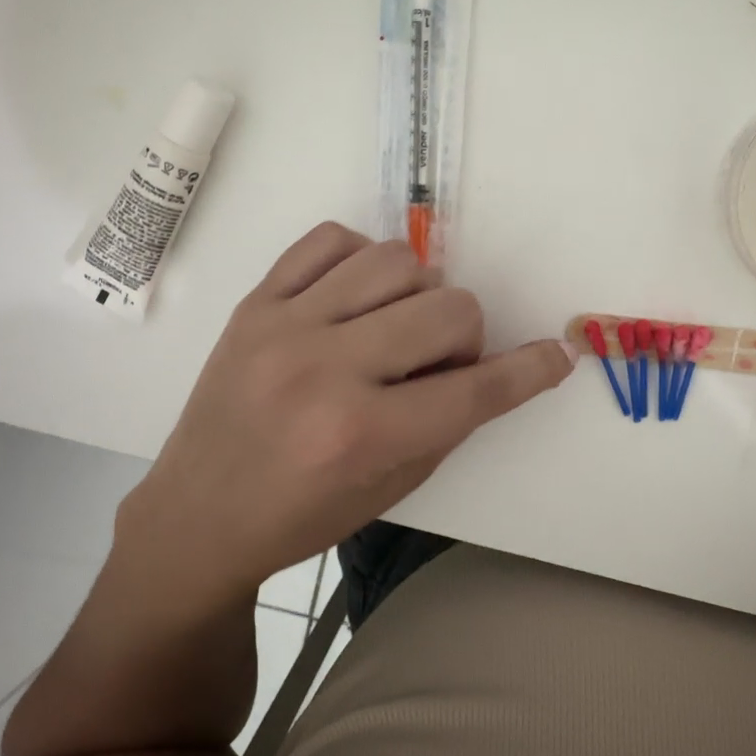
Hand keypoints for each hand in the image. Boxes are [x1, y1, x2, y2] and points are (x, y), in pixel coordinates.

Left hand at [120, 222, 577, 603]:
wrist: (199, 515)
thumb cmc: (304, 515)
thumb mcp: (394, 487)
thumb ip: (451, 421)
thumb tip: (497, 363)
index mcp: (362, 436)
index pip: (475, 388)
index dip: (529, 371)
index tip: (556, 356)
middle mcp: (324, 371)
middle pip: (447, 310)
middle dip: (466, 336)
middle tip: (439, 366)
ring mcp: (283, 328)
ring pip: (396, 261)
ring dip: (420, 293)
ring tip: (398, 327)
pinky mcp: (254, 303)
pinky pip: (330, 240)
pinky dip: (362, 260)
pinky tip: (359, 297)